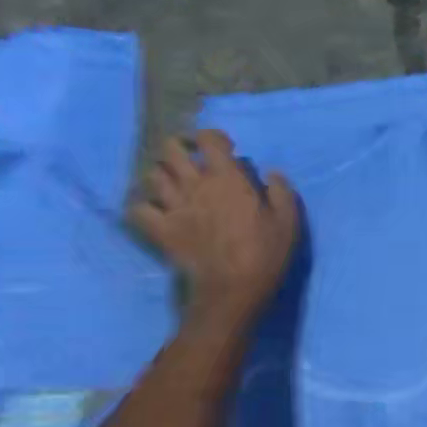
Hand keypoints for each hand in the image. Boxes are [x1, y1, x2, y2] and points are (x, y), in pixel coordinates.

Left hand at [131, 131, 298, 322]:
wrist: (232, 289)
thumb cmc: (265, 254)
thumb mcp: (288, 221)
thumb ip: (280, 190)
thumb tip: (271, 173)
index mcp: (226, 177)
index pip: (208, 139)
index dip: (214, 138)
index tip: (227, 149)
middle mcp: (194, 184)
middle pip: (170, 149)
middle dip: (181, 148)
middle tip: (194, 161)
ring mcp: (173, 206)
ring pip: (152, 175)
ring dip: (164, 175)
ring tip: (176, 185)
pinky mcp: (160, 230)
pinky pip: (138, 209)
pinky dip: (145, 207)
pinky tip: (157, 212)